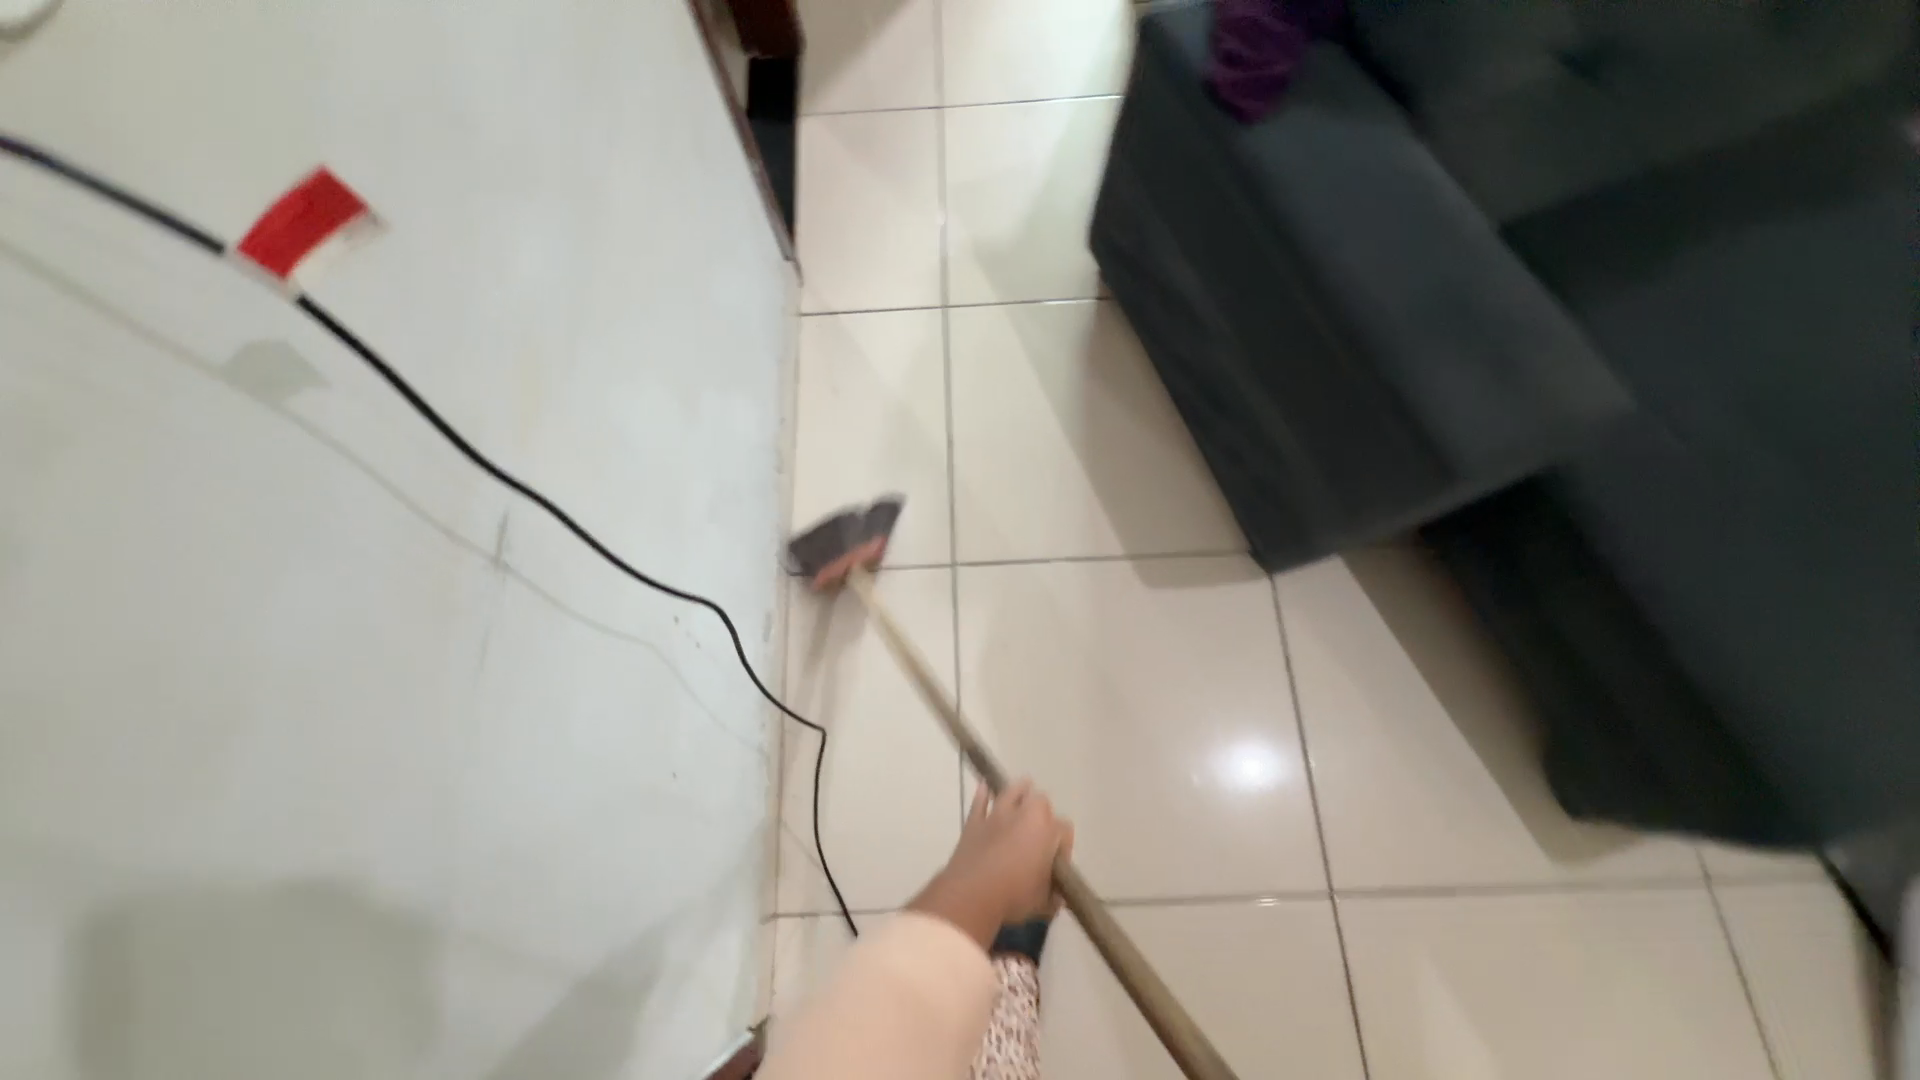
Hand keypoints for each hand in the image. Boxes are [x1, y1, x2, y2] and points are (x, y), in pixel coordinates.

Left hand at [907, 779, 1073, 948]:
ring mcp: (998, 815)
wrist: (972, 893)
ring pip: (1012, 792)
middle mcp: (1025, 816)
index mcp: (1047, 832)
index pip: (1064, 830)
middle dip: (1044, 812)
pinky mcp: (975, 821)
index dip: (1064, 845)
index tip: (1057, 863)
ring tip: (1024, 786)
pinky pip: (980, 801)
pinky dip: (982, 794)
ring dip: (1019, 790)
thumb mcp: (1044, 903)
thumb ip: (1053, 895)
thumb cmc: (1014, 896)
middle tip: (1042, 830)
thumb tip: (1056, 896)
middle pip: (1041, 801)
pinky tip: (983, 787)